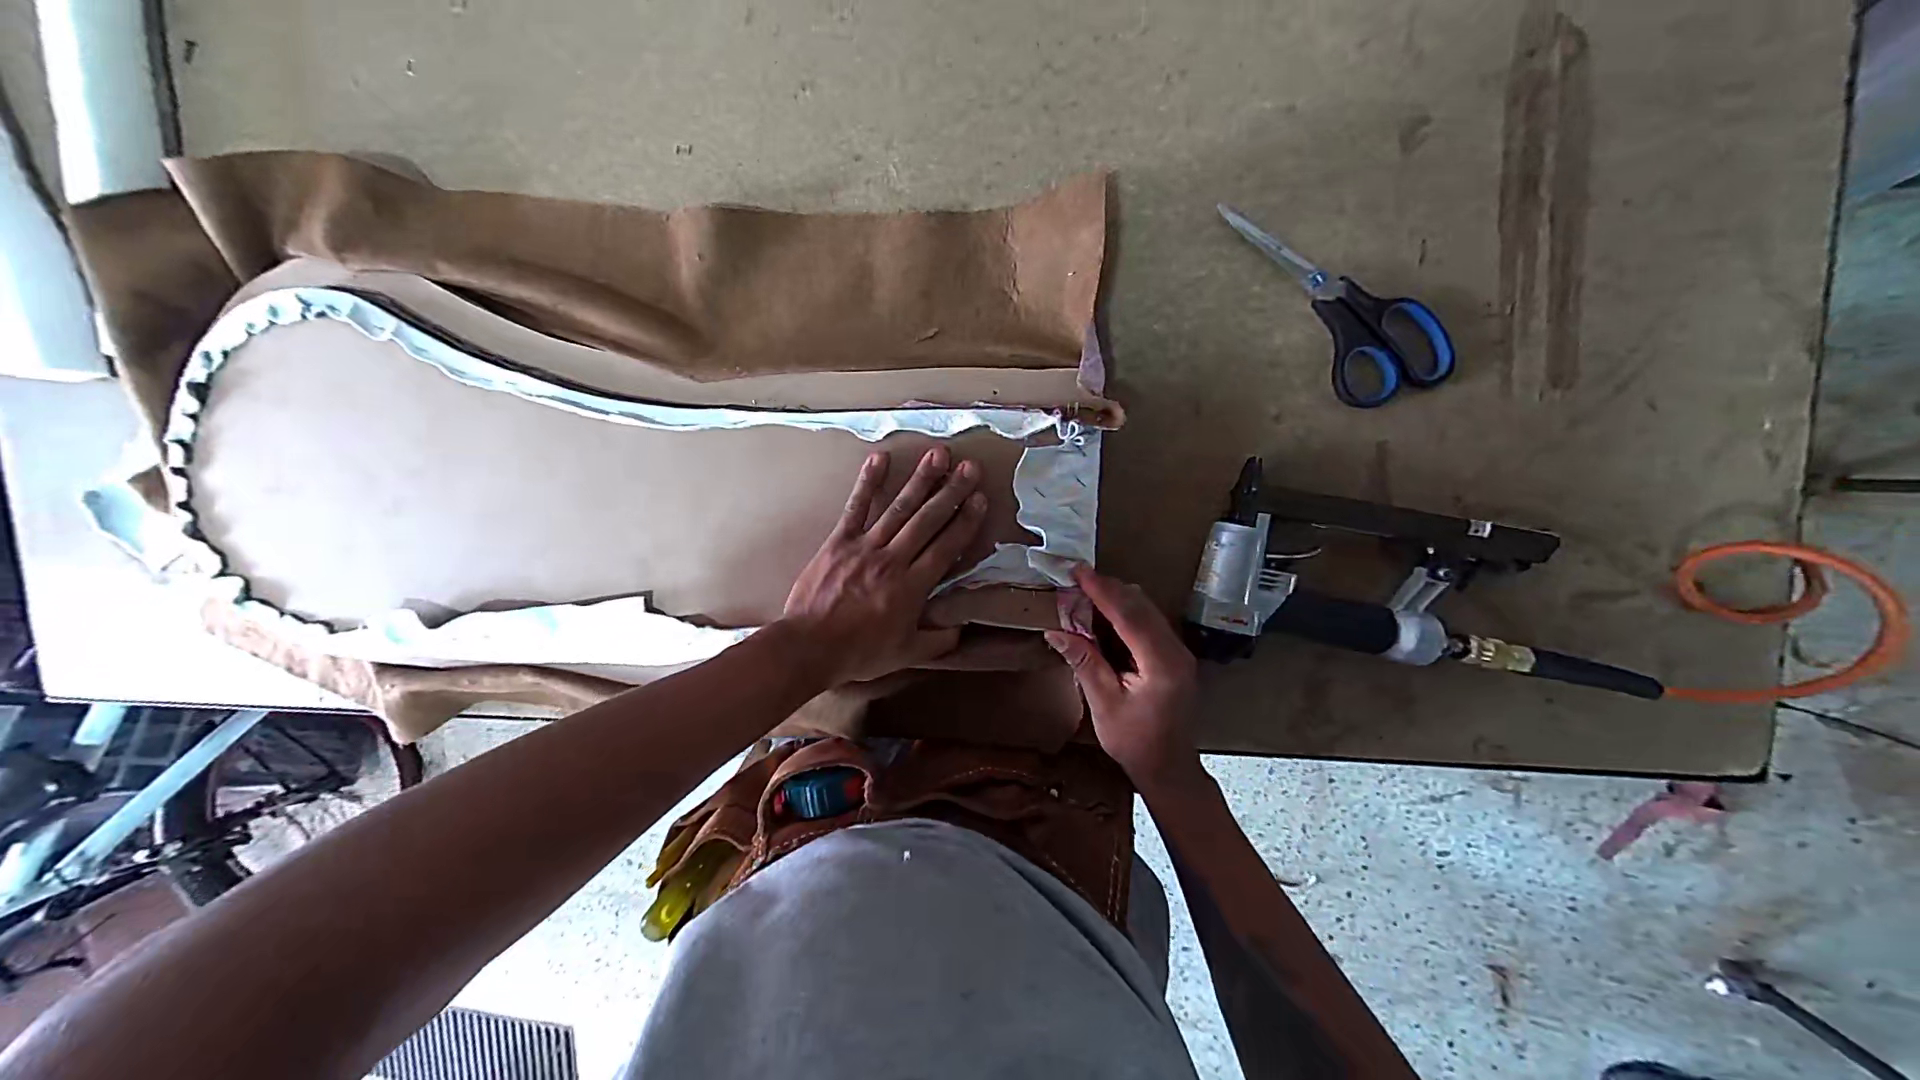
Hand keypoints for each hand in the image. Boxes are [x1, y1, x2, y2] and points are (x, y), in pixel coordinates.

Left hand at [781, 447, 988, 685]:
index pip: (946, 547)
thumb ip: (937, 640)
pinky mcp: (839, 541)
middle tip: (969, 467)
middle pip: (928, 520)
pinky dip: (868, 482)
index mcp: (912, 587)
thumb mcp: (906, 654)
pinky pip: (856, 507)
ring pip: (898, 508)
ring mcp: (865, 547)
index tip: (980, 499)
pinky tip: (880, 458)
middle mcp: (893, 560)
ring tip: (937, 455)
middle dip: (951, 492)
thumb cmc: (859, 653)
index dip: (965, 522)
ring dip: (920, 480)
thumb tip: (961, 627)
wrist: (809, 647)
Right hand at [1045, 566, 1203, 795]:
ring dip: (1116, 599)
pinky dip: (1125, 613)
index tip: (1079, 572)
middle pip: (1141, 606)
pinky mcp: (1173, 657)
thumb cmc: (1136, 743)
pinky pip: (1149, 623)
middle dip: (1108, 589)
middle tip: (1076, 578)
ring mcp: (1178, 652)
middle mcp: (1176, 651)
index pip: (1129, 615)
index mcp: (1162, 664)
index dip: (1102, 591)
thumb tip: (1056, 631)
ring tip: (1085, 592)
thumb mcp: (1104, 704)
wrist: (1169, 768)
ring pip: (1147, 611)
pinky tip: (1103, 614)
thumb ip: (1085, 663)